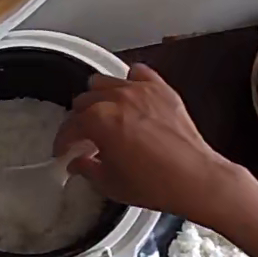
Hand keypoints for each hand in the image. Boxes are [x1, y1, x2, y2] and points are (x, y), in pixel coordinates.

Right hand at [55, 64, 254, 224]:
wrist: (194, 179)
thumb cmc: (156, 183)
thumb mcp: (110, 183)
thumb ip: (87, 169)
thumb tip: (78, 163)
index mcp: (98, 120)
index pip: (70, 126)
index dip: (63, 141)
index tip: (64, 150)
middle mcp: (117, 99)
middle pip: (85, 99)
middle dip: (80, 119)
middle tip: (85, 136)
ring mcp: (141, 91)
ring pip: (106, 81)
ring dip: (100, 97)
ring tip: (104, 114)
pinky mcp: (162, 90)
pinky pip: (139, 73)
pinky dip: (130, 81)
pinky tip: (130, 95)